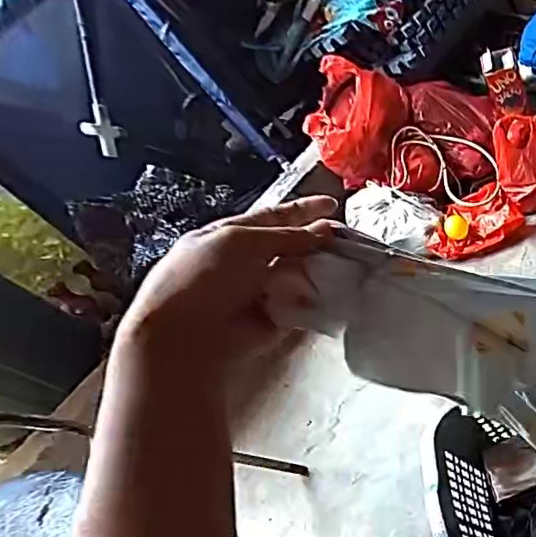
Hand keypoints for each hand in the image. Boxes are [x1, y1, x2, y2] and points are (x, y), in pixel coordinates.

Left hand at [114, 195, 337, 374]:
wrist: (188, 332)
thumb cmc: (202, 278)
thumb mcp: (242, 243)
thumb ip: (287, 236)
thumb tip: (325, 230)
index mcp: (236, 236)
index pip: (277, 218)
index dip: (304, 210)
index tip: (332, 204)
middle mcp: (253, 261)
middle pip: (296, 246)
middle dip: (319, 242)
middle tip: (347, 241)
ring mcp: (267, 290)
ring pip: (305, 275)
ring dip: (320, 272)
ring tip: (340, 268)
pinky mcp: (280, 318)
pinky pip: (307, 306)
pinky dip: (317, 302)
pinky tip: (330, 297)